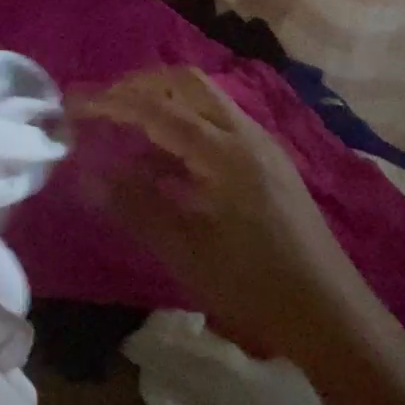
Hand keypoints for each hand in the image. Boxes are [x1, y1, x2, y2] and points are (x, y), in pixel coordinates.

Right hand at [72, 66, 373, 361]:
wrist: (334, 321)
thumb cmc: (254, 287)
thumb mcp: (183, 250)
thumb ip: (131, 205)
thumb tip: (84, 172)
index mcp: (225, 154)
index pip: (155, 109)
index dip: (108, 103)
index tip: (70, 105)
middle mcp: (246, 137)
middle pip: (184, 83)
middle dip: (136, 86)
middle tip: (100, 108)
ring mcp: (262, 148)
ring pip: (203, 98)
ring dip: (159, 100)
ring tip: (124, 129)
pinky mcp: (268, 164)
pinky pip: (216, 121)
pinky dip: (181, 121)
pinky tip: (162, 158)